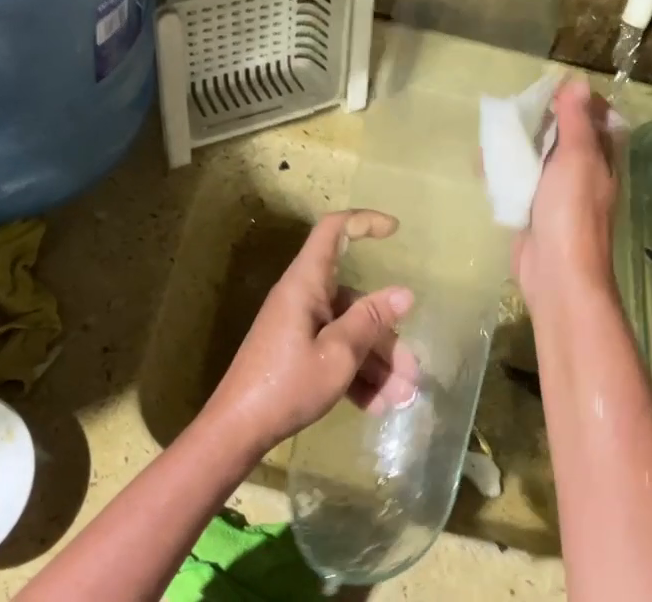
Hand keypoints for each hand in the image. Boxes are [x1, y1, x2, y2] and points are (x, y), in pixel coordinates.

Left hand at [200, 210, 420, 456]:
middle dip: (386, 335)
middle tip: (413, 374)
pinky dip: (356, 375)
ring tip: (402, 399)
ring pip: (349, 333)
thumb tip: (404, 293)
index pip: (333, 232)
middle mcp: (303, 298)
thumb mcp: (338, 354)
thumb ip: (370, 321)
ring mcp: (300, 327)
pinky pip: (334, 353)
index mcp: (306, 284)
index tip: (395, 232)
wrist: (238, 428)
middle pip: (354, 301)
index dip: (364, 223)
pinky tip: (378, 407)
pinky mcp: (296, 353)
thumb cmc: (287, 384)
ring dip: (377, 364)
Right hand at [514, 78, 624, 312]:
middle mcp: (582, 173)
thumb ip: (575, 121)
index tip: (546, 90)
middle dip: (539, 120)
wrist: (556, 272)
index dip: (575, 101)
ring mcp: (556, 193)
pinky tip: (483, 165)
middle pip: (563, 135)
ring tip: (493, 135)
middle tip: (512, 110)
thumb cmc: (571, 212)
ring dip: (515, 145)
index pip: (596, 118)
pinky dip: (502, 172)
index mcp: (601, 158)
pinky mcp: (533, 210)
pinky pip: (518, 182)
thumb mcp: (577, 157)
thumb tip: (575, 82)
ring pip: (537, 158)